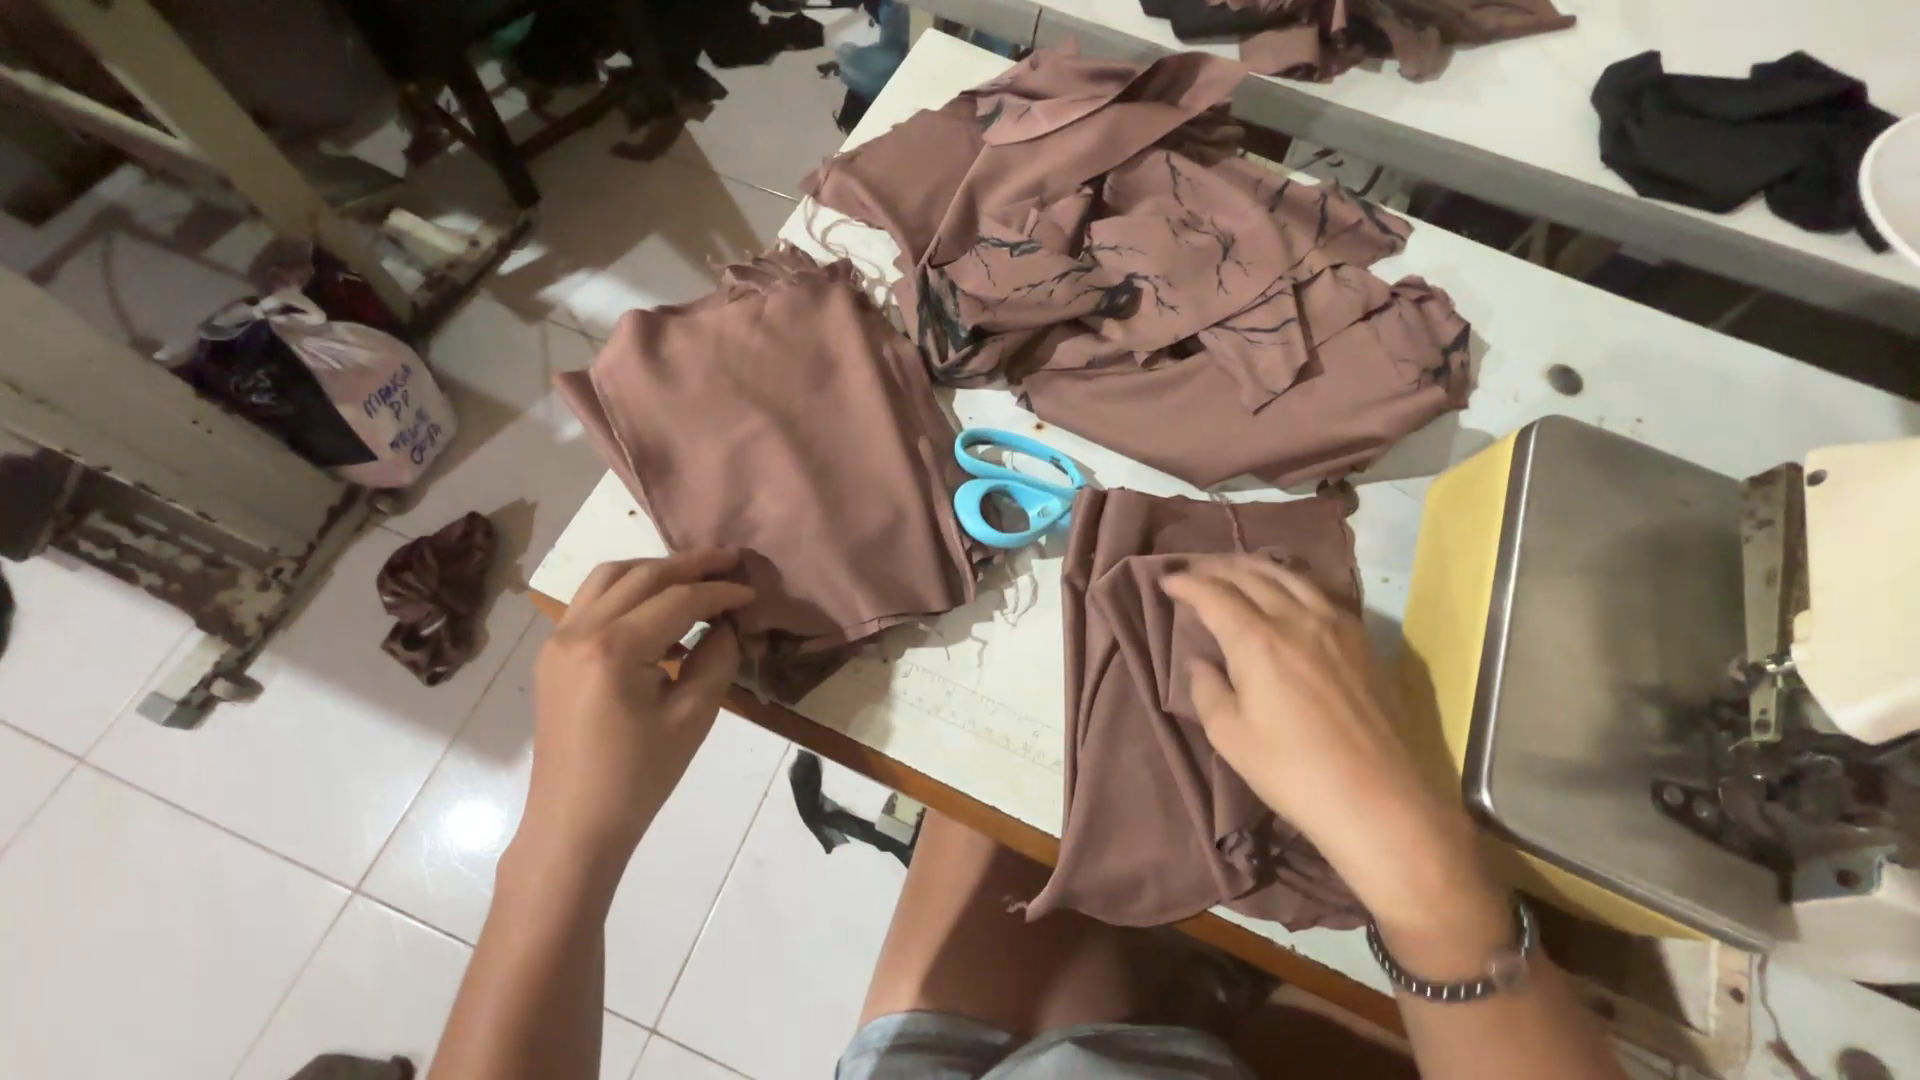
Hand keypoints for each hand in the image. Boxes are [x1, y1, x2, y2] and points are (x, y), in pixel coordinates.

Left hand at [520, 549, 754, 868]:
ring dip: (655, 570)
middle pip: (642, 575)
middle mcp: (579, 631)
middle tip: (731, 559)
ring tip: (695, 576)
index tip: (752, 592)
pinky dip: (628, 592)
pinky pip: (592, 602)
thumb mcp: (693, 717)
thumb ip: (716, 659)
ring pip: (609, 578)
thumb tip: (727, 624)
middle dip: (690, 564)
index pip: (677, 600)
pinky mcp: (554, 655)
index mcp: (613, 649)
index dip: (720, 592)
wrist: (574, 824)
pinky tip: (659, 612)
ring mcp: (559, 641)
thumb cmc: (640, 777)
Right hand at [1163, 558, 1504, 942]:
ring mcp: (1336, 626)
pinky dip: (1290, 581)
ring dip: (1254, 567)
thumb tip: (1200, 662)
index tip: (1166, 581)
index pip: (1213, 595)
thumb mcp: (1231, 737)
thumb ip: (1208, 690)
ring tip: (1233, 569)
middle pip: (1250, 575)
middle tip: (1193, 570)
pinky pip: (1318, 593)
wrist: (1380, 801)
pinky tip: (1284, 592)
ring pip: (1289, 576)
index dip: (1186, 583)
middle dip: (1216, 567)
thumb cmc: (1293, 773)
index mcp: (1257, 641)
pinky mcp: (1362, 641)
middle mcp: (1297, 620)